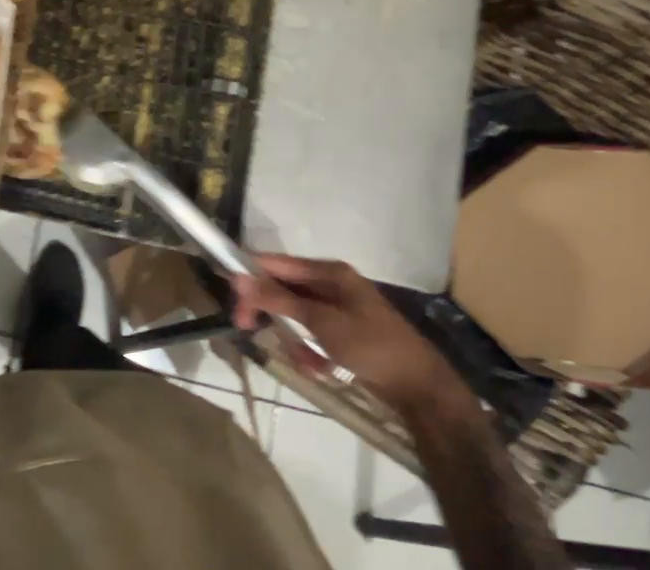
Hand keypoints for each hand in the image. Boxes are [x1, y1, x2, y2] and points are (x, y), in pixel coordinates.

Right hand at [232, 254, 467, 417]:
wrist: (419, 386)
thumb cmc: (371, 345)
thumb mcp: (320, 321)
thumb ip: (278, 298)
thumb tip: (239, 277)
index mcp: (328, 272)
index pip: (276, 263)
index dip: (250, 274)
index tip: (230, 295)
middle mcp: (331, 284)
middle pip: (282, 289)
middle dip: (268, 311)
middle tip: (247, 328)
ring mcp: (338, 309)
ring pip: (294, 315)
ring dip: (292, 338)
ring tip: (305, 360)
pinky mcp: (343, 332)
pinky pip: (311, 335)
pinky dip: (309, 351)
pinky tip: (319, 367)